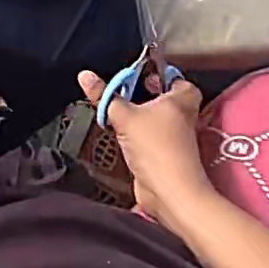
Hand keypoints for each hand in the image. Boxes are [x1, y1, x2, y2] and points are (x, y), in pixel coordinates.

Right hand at [77, 70, 216, 223]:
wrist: (170, 193)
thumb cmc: (155, 147)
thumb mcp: (124, 116)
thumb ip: (105, 96)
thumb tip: (85, 75)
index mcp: (181, 99)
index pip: (176, 78)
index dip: (160, 74)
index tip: (138, 75)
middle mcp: (183, 116)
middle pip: (165, 98)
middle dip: (145, 95)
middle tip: (124, 92)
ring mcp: (176, 138)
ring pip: (157, 119)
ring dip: (140, 117)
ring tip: (118, 113)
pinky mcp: (167, 156)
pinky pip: (152, 138)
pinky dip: (139, 136)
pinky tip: (122, 136)